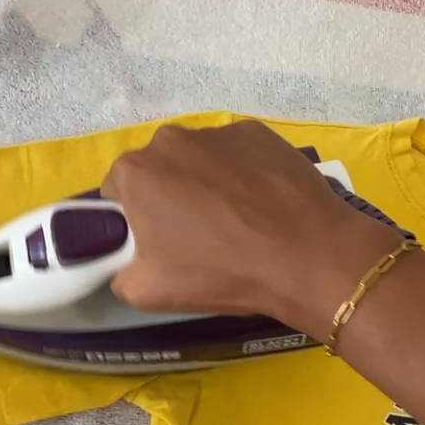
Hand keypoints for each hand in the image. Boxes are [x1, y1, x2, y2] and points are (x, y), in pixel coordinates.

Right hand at [99, 120, 401, 334]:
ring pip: (195, 158)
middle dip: (166, 195)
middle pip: (156, 169)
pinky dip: (239, 172)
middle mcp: (169, 140)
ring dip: (203, 181)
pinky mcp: (258, 132)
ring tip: (235, 218)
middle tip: (195, 233)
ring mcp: (217, 132)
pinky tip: (260, 202)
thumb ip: (118, 273)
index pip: (115, 191)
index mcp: (135, 172)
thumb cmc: (220, 272)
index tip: (155, 241)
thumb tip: (126, 264)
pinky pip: (234, 153)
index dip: (131, 218)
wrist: (308, 258)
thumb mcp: (146, 292)